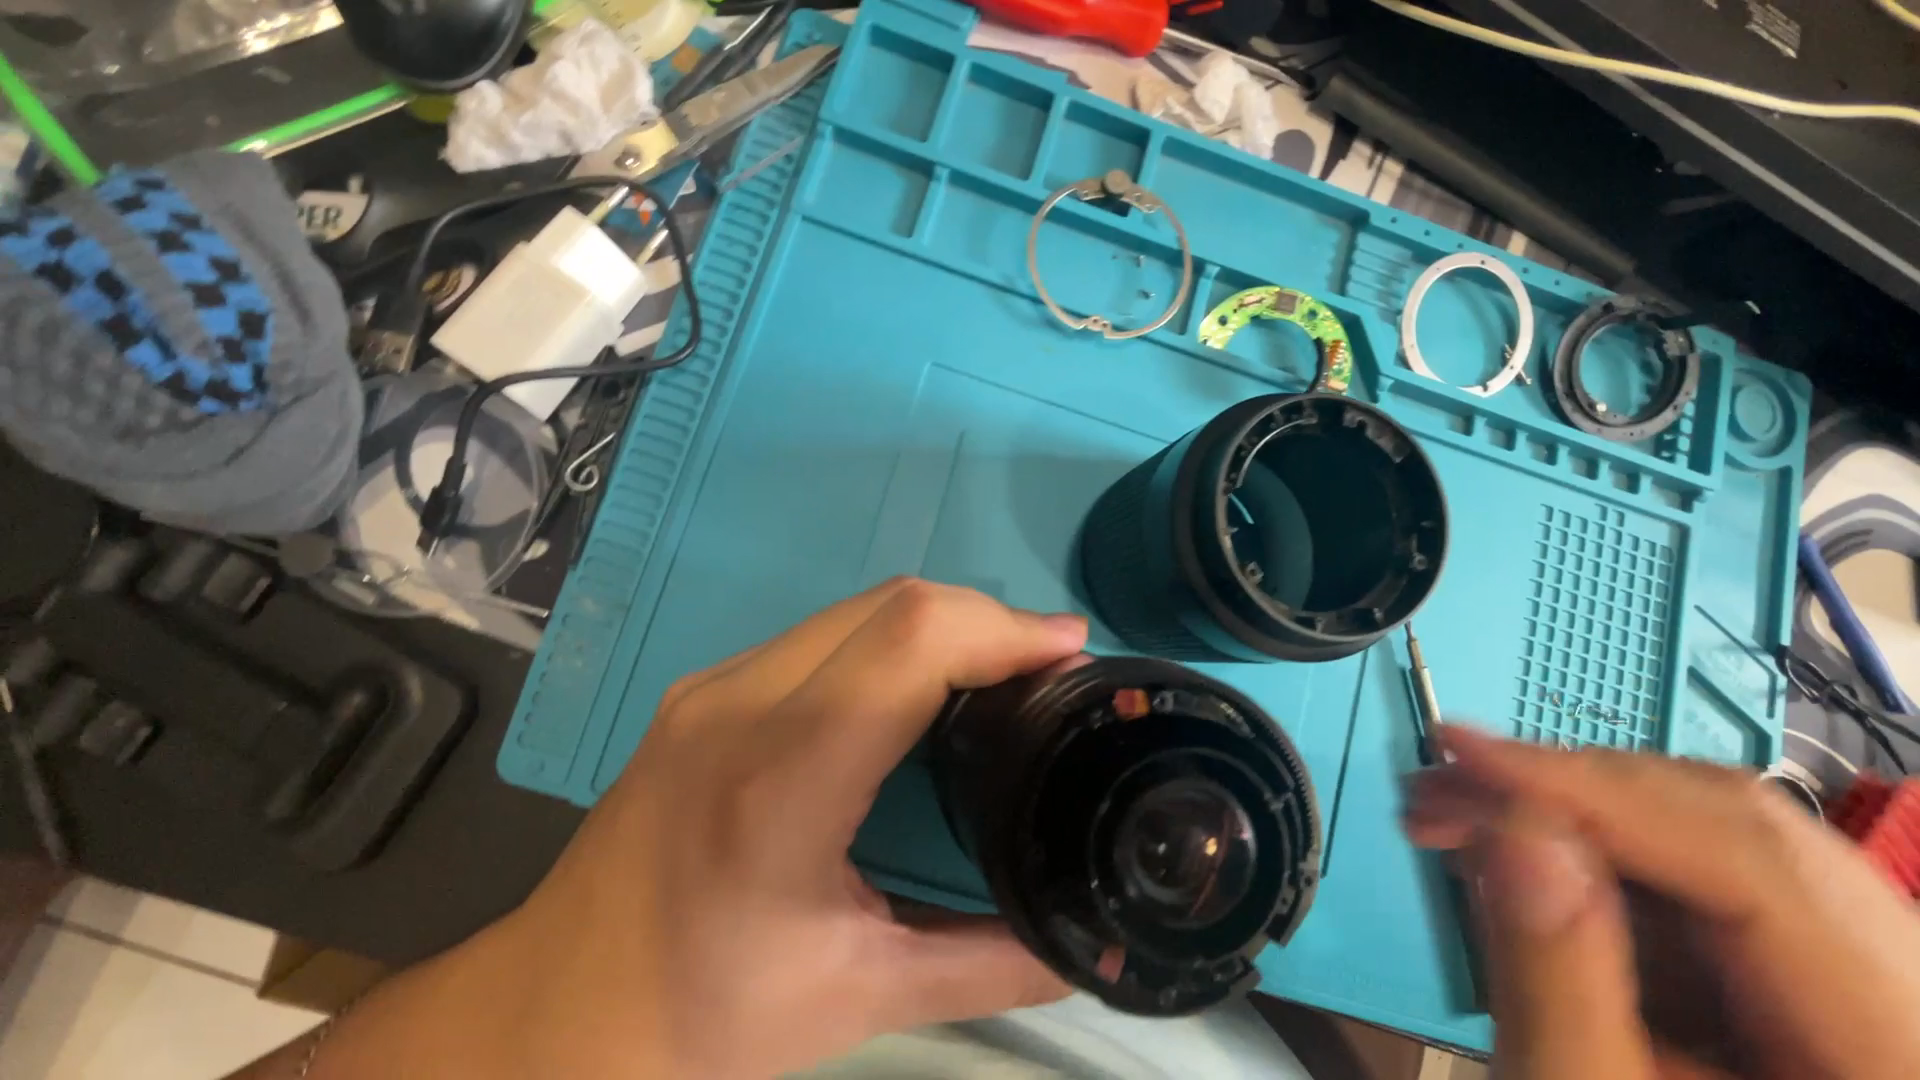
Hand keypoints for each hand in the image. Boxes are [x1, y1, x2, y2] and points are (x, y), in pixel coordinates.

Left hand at [504, 579, 1084, 1075]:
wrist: (554, 1009)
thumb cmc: (702, 1015)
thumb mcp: (858, 999)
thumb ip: (986, 965)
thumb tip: (1079, 944)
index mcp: (784, 775)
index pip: (910, 643)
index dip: (1001, 629)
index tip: (1068, 651)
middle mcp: (741, 703)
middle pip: (890, 604)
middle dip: (983, 619)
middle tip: (1044, 667)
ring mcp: (712, 687)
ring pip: (855, 608)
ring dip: (938, 624)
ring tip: (996, 672)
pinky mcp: (701, 692)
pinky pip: (820, 635)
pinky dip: (889, 640)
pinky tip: (917, 687)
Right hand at [1403, 725, 1919, 1079]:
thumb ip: (1554, 973)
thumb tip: (1509, 827)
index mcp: (1908, 1058)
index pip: (1753, 866)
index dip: (1590, 791)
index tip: (1457, 749)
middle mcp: (1917, 1009)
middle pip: (1742, 835)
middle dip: (1566, 792)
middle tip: (1441, 783)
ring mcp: (1871, 990)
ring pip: (1715, 844)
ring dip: (1568, 817)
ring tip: (1455, 818)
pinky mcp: (1805, 984)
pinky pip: (1699, 884)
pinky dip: (1591, 859)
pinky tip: (1513, 862)